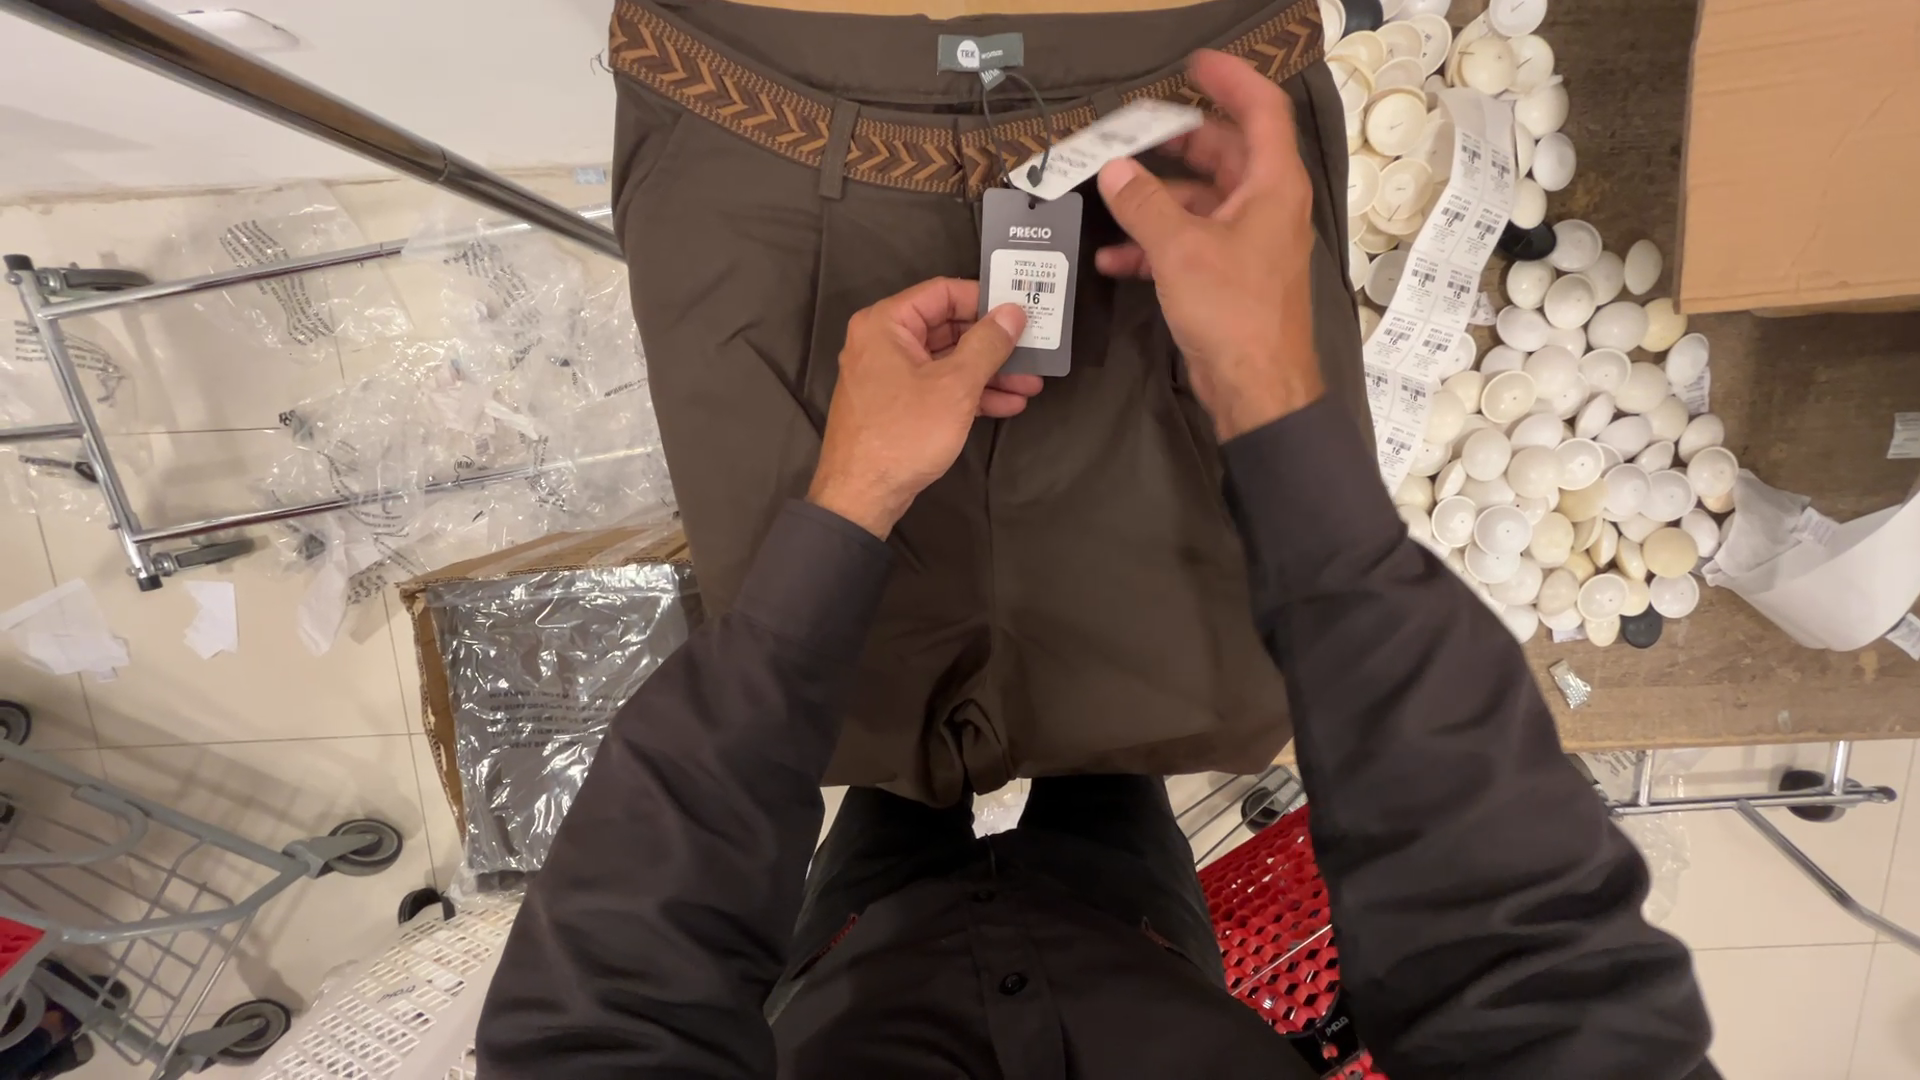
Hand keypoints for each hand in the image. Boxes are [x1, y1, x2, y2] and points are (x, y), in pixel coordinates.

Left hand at [808, 278, 1030, 537]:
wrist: (862, 496)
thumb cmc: (905, 433)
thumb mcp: (955, 386)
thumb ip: (987, 344)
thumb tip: (1013, 312)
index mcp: (886, 323)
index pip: (943, 292)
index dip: (985, 300)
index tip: (1020, 312)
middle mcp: (883, 342)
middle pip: (948, 328)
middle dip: (994, 345)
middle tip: (1033, 351)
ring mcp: (889, 377)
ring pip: (947, 363)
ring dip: (990, 373)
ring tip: (1031, 384)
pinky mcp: (897, 407)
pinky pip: (938, 388)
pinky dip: (970, 395)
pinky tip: (1008, 405)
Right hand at [1094, 49, 1324, 440]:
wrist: (1254, 385)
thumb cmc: (1232, 310)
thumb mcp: (1181, 250)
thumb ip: (1144, 205)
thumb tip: (1113, 171)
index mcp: (1271, 185)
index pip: (1260, 110)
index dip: (1230, 80)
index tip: (1196, 64)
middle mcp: (1263, 207)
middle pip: (1221, 157)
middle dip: (1174, 149)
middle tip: (1132, 138)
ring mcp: (1245, 244)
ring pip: (1197, 206)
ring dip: (1153, 206)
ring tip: (1108, 205)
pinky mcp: (1225, 278)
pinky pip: (1188, 246)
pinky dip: (1154, 247)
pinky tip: (1115, 260)